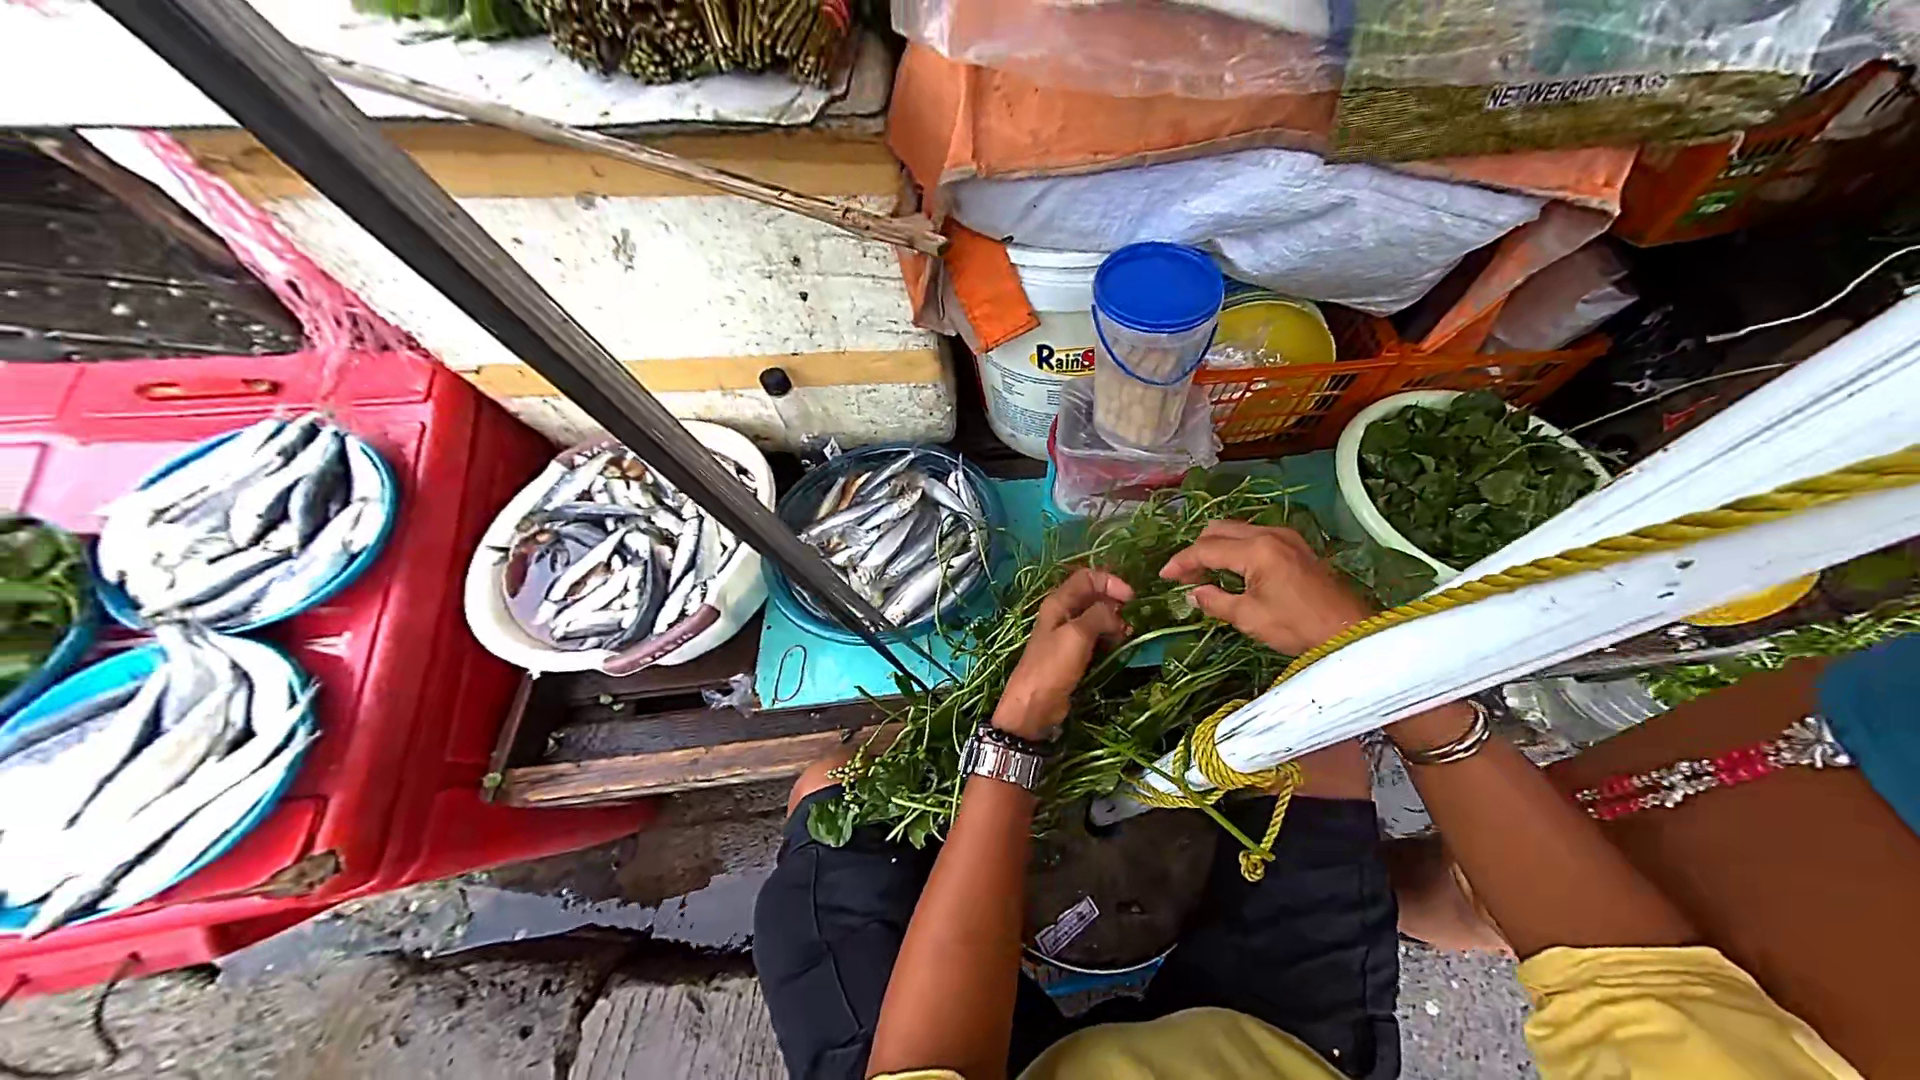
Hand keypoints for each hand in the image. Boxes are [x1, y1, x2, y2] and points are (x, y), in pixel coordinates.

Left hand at [993, 569, 1133, 739]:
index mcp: (1059, 601)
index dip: (1110, 581)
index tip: (1130, 598)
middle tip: (1130, 620)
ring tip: (1126, 635)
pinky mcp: (1074, 652)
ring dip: (1114, 621)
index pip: (1087, 577)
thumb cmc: (1053, 665)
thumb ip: (1099, 614)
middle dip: (1114, 602)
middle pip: (1093, 595)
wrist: (1035, 704)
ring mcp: (1068, 633)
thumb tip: (1117, 612)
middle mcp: (1063, 612)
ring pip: (1097, 616)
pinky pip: (1095, 636)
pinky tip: (1118, 646)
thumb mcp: (1077, 634)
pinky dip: (1109, 636)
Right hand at [1159, 521, 1373, 655]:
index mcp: (1256, 550)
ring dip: (1216, 547)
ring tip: (1205, 573)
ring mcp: (1286, 537)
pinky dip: (1236, 548)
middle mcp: (1270, 534)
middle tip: (1185, 575)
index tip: (1163, 575)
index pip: (1205, 549)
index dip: (1180, 562)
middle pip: (1219, 530)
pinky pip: (1255, 536)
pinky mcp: (1297, 545)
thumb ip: (1216, 601)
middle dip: (1196, 549)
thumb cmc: (1297, 626)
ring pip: (1237, 530)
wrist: (1351, 632)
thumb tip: (1193, 593)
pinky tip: (1233, 569)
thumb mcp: (1249, 618)